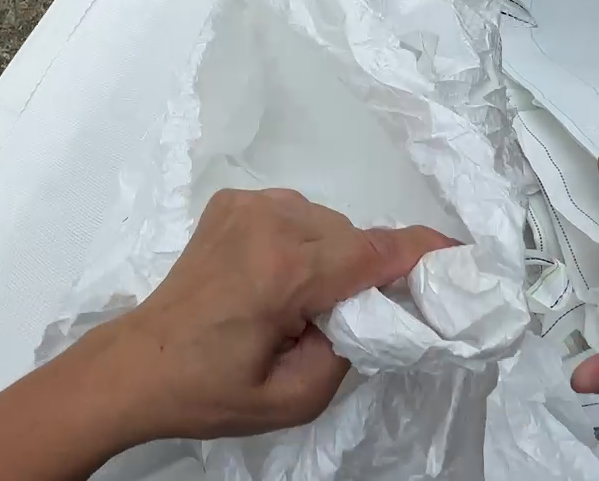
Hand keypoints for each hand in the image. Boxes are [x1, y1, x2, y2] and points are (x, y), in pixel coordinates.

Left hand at [82, 187, 457, 441]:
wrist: (141, 360)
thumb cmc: (213, 387)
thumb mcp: (294, 397)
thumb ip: (349, 350)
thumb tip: (370, 310)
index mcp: (284, 270)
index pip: (371, 252)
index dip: (419, 251)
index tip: (457, 251)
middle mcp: (268, 222)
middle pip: (349, 236)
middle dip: (362, 270)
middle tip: (346, 314)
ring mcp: (245, 204)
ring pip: (322, 220)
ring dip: (330, 252)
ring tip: (302, 296)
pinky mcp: (229, 201)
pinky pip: (290, 211)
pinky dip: (299, 237)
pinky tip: (275, 270)